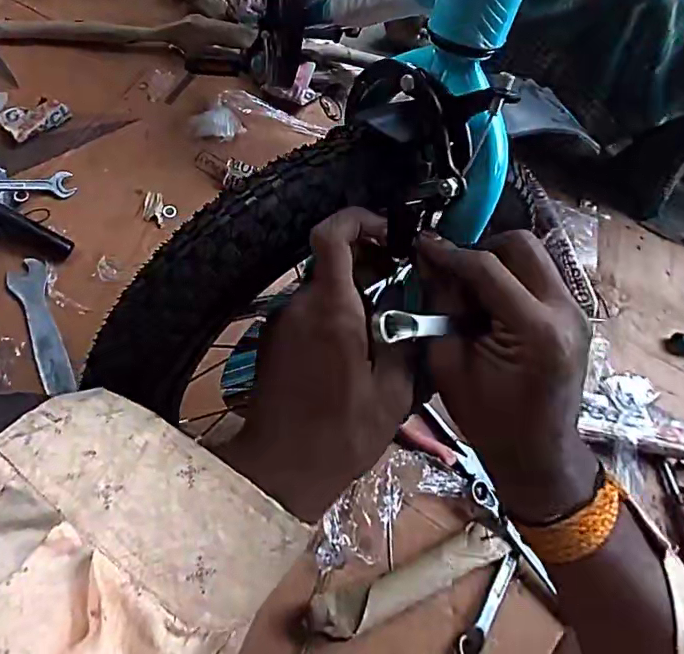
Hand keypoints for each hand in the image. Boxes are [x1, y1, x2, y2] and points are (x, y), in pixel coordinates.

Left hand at [212, 208, 415, 521]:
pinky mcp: (274, 335)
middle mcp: (300, 304)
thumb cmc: (341, 433)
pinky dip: (333, 314)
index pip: (330, 235)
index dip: (356, 219)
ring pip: (322, 287)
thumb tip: (409, 310)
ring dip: (352, 295)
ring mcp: (282, 318)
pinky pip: (308, 309)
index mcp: (331, 309)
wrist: (280, 464)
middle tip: (399, 293)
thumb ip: (404, 342)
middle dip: (368, 267)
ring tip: (381, 330)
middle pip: (332, 261)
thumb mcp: (393, 394)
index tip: (385, 232)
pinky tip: (351, 350)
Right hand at [417, 230, 598, 521]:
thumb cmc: (489, 418)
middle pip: (521, 245)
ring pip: (532, 254)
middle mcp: (565, 313)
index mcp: (536, 331)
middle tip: (452, 269)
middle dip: (480, 248)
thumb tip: (429, 260)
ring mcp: (576, 312)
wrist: (539, 454)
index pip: (487, 266)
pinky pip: (537, 274)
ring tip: (469, 288)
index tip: (420, 244)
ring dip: (496, 260)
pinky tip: (488, 301)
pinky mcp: (573, 315)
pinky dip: (509, 275)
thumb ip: (439, 305)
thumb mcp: (447, 362)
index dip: (448, 252)